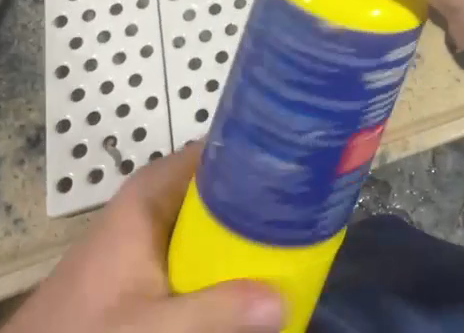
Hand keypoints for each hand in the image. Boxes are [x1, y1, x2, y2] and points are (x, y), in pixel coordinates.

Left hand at [0, 144, 283, 332]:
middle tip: (314, 206)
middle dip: (265, 196)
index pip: (217, 148)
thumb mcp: (151, 327)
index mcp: (151, 194)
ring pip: (215, 220)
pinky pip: (201, 251)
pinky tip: (259, 275)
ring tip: (301, 236)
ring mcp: (151, 238)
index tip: (306, 159)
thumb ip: (216, 310)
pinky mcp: (149, 270)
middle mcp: (154, 205)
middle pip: (223, 185)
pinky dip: (229, 259)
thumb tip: (286, 299)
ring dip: (249, 231)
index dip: (262, 150)